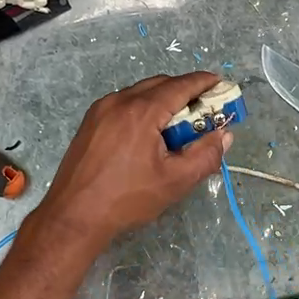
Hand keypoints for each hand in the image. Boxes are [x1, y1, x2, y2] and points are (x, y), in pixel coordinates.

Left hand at [30, 72, 233, 249]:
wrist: (73, 215)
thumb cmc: (127, 198)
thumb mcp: (174, 181)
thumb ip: (205, 155)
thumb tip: (225, 135)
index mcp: (141, 110)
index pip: (181, 85)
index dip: (204, 82)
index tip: (221, 84)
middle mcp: (119, 101)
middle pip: (160, 84)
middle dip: (185, 91)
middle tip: (205, 110)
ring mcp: (101, 109)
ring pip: (140, 93)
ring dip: (163, 101)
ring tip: (179, 125)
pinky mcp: (90, 121)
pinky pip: (124, 104)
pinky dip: (143, 109)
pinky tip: (150, 133)